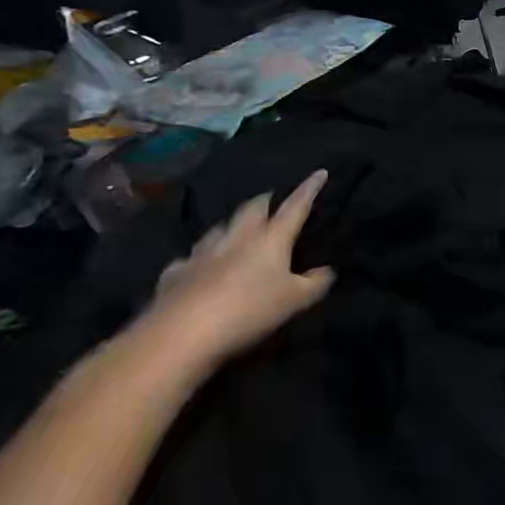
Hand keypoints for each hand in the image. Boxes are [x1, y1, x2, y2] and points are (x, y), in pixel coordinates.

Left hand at [136, 170, 335, 366]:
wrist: (184, 332)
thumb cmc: (249, 310)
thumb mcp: (294, 302)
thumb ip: (315, 284)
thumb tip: (327, 270)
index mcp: (270, 238)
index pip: (295, 206)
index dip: (309, 189)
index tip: (320, 172)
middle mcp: (237, 236)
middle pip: (252, 208)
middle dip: (265, 202)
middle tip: (271, 203)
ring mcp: (203, 251)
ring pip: (219, 228)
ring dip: (231, 227)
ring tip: (236, 232)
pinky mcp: (177, 272)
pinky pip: (190, 259)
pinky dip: (199, 260)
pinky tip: (197, 268)